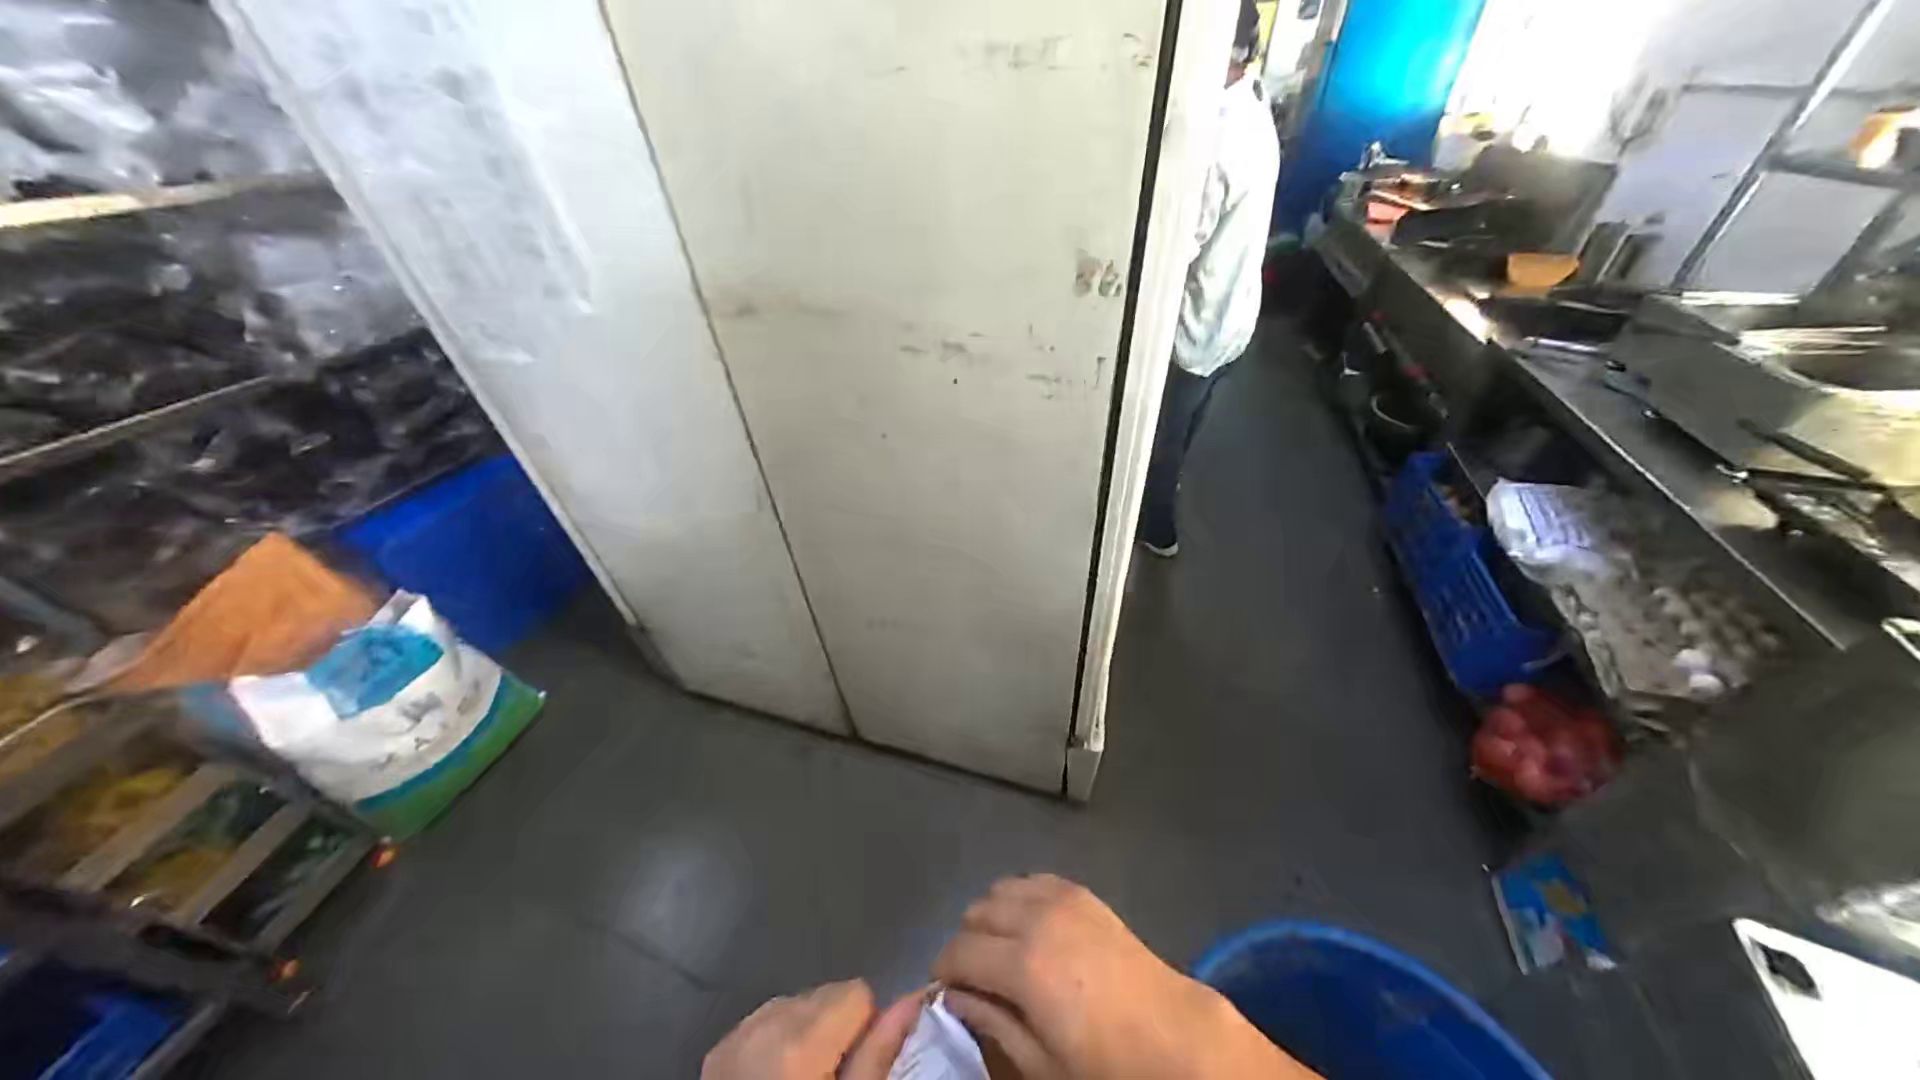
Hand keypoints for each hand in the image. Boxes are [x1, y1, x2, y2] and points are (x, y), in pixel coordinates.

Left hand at [702, 979, 921, 1079]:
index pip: (858, 992)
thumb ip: (881, 1053)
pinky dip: (780, 1044)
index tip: (855, 1072)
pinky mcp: (719, 1052)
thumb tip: (914, 1000)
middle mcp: (764, 1024)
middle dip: (837, 1031)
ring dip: (809, 1035)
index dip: (866, 1032)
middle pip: (827, 995)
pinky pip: (768, 1021)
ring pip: (798, 1005)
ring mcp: (735, 1037)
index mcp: (799, 1042)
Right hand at [932, 875, 1317, 1079]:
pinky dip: (1019, 897)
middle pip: (974, 913)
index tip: (947, 992)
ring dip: (990, 917)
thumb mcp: (1041, 1062)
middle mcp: (1035, 917)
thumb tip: (955, 998)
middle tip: (976, 977)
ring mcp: (1060, 898)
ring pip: (998, 889)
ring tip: (1002, 951)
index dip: (944, 972)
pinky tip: (1031, 927)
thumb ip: (991, 1022)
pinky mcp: (1080, 891)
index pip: (958, 951)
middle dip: (966, 944)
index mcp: (1022, 963)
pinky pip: (1032, 879)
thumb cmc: (1105, 1061)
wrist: (1172, 1034)